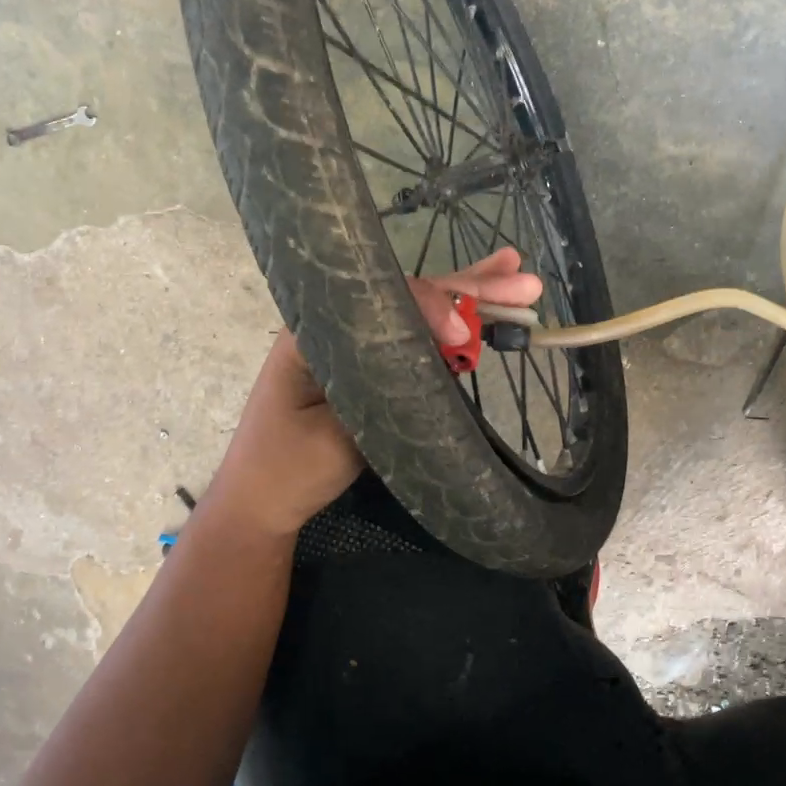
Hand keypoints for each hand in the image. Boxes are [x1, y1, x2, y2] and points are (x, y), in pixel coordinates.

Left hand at [204, 248, 543, 536]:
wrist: (260, 502)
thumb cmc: (286, 468)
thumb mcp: (336, 433)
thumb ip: (385, 392)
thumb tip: (443, 357)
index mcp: (319, 329)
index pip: (383, 299)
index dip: (430, 307)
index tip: (462, 336)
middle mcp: (342, 325)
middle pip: (412, 296)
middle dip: (471, 289)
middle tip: (524, 284)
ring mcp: (361, 344)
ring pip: (422, 312)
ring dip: (474, 299)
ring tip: (523, 283)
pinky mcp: (376, 367)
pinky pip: (421, 338)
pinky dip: (460, 326)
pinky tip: (492, 314)